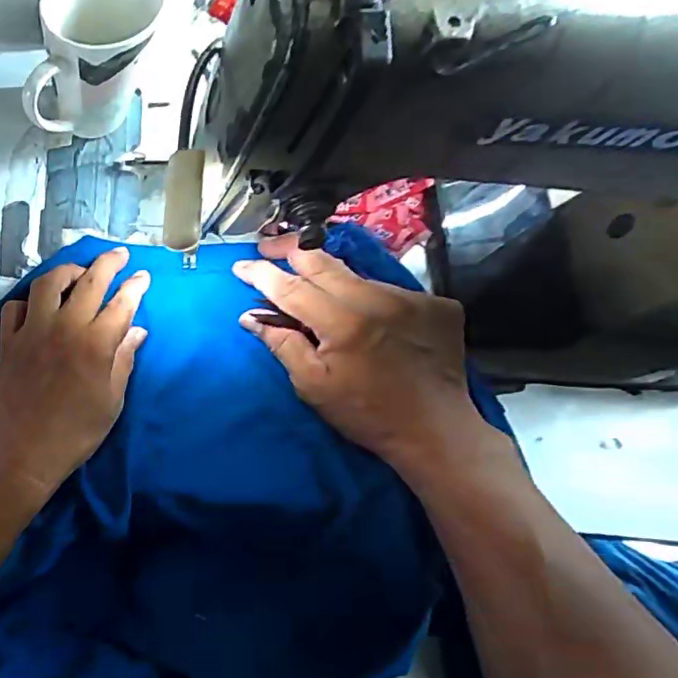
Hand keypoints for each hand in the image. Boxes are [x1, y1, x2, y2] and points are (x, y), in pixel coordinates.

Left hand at [0, 247, 148, 500]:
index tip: (143, 277)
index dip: (135, 286)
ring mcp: (30, 334)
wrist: (23, 452)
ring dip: (66, 272)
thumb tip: (136, 330)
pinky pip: (14, 309)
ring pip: (47, 285)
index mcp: (95, 344)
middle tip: (118, 255)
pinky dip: (27, 301)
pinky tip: (37, 306)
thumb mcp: (111, 401)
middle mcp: (63, 329)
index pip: (121, 302)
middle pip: (88, 282)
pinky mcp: (7, 344)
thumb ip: (123, 360)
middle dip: (107, 263)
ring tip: (77, 273)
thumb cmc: (75, 434)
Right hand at [233, 234, 493, 473]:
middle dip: (292, 252)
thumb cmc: (362, 412)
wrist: (434, 429)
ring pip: (356, 275)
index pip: (293, 288)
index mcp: (345, 323)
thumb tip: (251, 317)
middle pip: (326, 265)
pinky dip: (362, 295)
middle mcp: (381, 301)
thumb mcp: (310, 383)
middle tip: (266, 247)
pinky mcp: (437, 305)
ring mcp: (414, 299)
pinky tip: (355, 311)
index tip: (241, 266)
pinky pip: (387, 289)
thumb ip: (282, 343)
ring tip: (306, 282)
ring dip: (327, 276)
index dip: (262, 275)